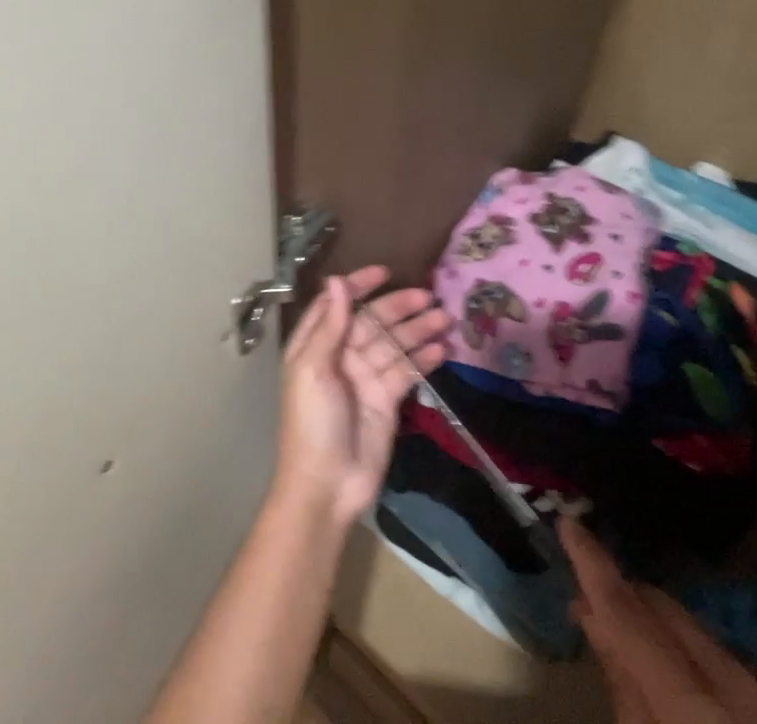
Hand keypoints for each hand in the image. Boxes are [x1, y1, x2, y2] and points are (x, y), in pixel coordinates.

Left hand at [273, 266, 450, 525]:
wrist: (327, 483)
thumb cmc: (311, 422)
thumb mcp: (312, 369)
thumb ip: (329, 326)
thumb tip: (336, 281)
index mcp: (314, 346)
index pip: (337, 306)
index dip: (358, 286)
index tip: (384, 272)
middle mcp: (339, 357)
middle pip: (371, 323)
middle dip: (398, 308)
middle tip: (430, 297)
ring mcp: (364, 379)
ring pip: (393, 345)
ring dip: (417, 330)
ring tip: (445, 319)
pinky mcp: (386, 401)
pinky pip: (405, 371)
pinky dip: (422, 359)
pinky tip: (442, 348)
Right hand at [559, 517, 756, 723]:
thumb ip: (626, 693)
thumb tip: (595, 621)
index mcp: (695, 708)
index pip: (631, 616)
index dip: (594, 566)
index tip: (568, 520)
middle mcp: (742, 684)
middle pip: (667, 612)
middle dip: (624, 597)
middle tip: (586, 607)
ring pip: (700, 634)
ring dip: (662, 632)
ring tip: (638, 656)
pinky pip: (736, 662)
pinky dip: (703, 662)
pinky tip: (698, 695)